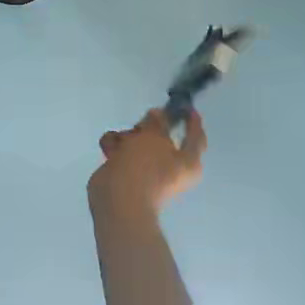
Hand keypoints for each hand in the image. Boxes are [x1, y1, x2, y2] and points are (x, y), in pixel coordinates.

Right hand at [89, 108, 205, 215]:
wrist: (118, 198)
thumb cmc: (145, 166)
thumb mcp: (155, 136)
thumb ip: (158, 121)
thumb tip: (158, 114)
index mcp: (188, 161)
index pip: (196, 136)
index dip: (192, 120)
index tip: (185, 105)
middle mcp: (170, 167)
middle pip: (161, 136)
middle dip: (146, 128)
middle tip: (139, 124)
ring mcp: (147, 171)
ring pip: (138, 142)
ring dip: (126, 137)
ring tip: (119, 142)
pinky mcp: (126, 174)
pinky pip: (122, 151)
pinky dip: (115, 148)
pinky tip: (108, 150)